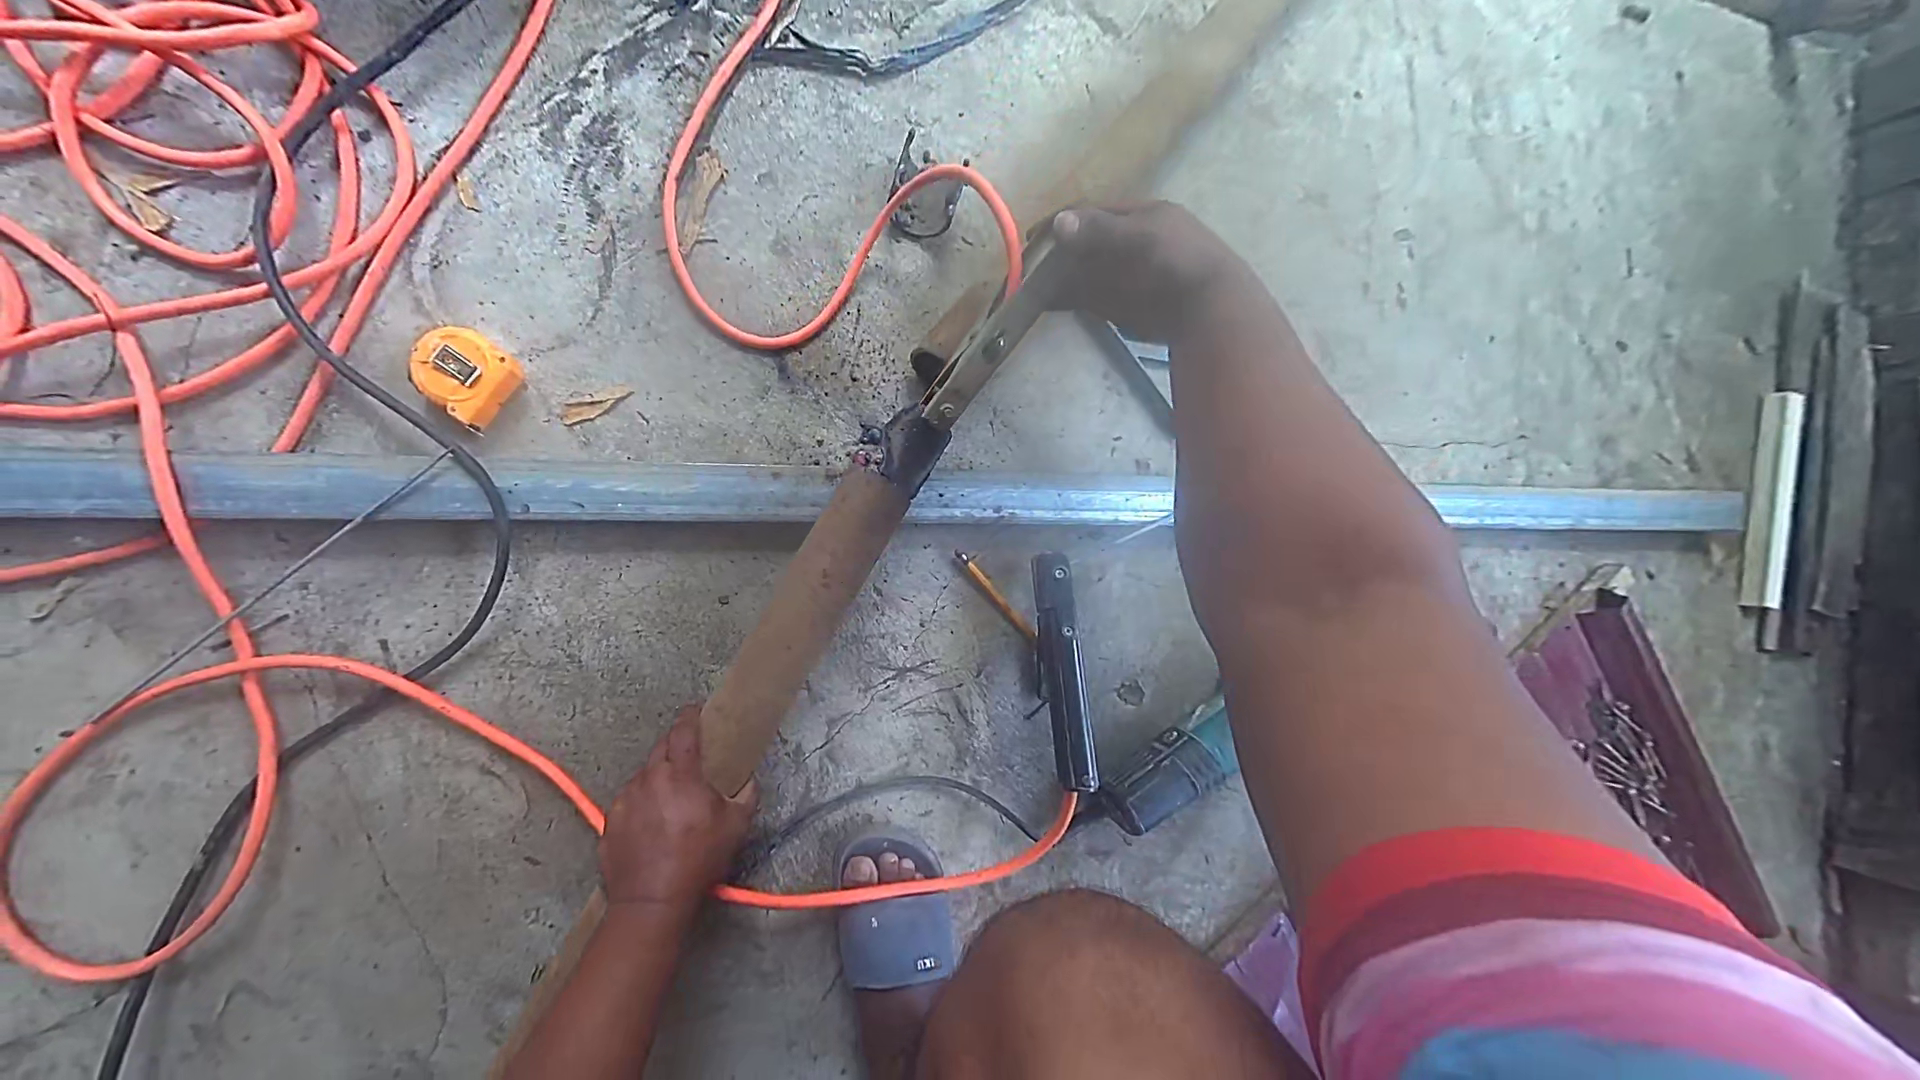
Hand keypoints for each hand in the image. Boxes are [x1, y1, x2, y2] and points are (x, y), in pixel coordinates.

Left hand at [599, 705, 756, 911]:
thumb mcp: (736, 825)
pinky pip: (629, 800)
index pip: (684, 732)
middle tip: (690, 754)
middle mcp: (649, 780)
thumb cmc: (698, 860)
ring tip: (673, 796)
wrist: (651, 901)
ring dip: (659, 776)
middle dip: (675, 745)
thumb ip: (745, 795)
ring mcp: (625, 801)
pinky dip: (642, 801)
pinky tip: (653, 820)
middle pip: (661, 748)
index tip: (695, 709)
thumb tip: (748, 781)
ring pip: (644, 775)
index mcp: (681, 774)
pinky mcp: (609, 822)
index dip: (690, 716)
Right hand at [1048, 202, 1254, 344]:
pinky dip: (1067, 300)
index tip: (1035, 235)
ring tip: (1030, 286)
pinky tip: (1047, 303)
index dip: (1064, 222)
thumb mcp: (1141, 236)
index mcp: (1141, 217)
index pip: (1094, 213)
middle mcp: (1130, 245)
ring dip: (1058, 279)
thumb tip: (1058, 222)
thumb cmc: (1176, 264)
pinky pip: (1088, 300)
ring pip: (1083, 273)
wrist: (1207, 311)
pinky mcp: (1123, 307)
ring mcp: (1126, 277)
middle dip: (1057, 253)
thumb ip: (1101, 230)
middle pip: (1085, 244)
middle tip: (1028, 264)